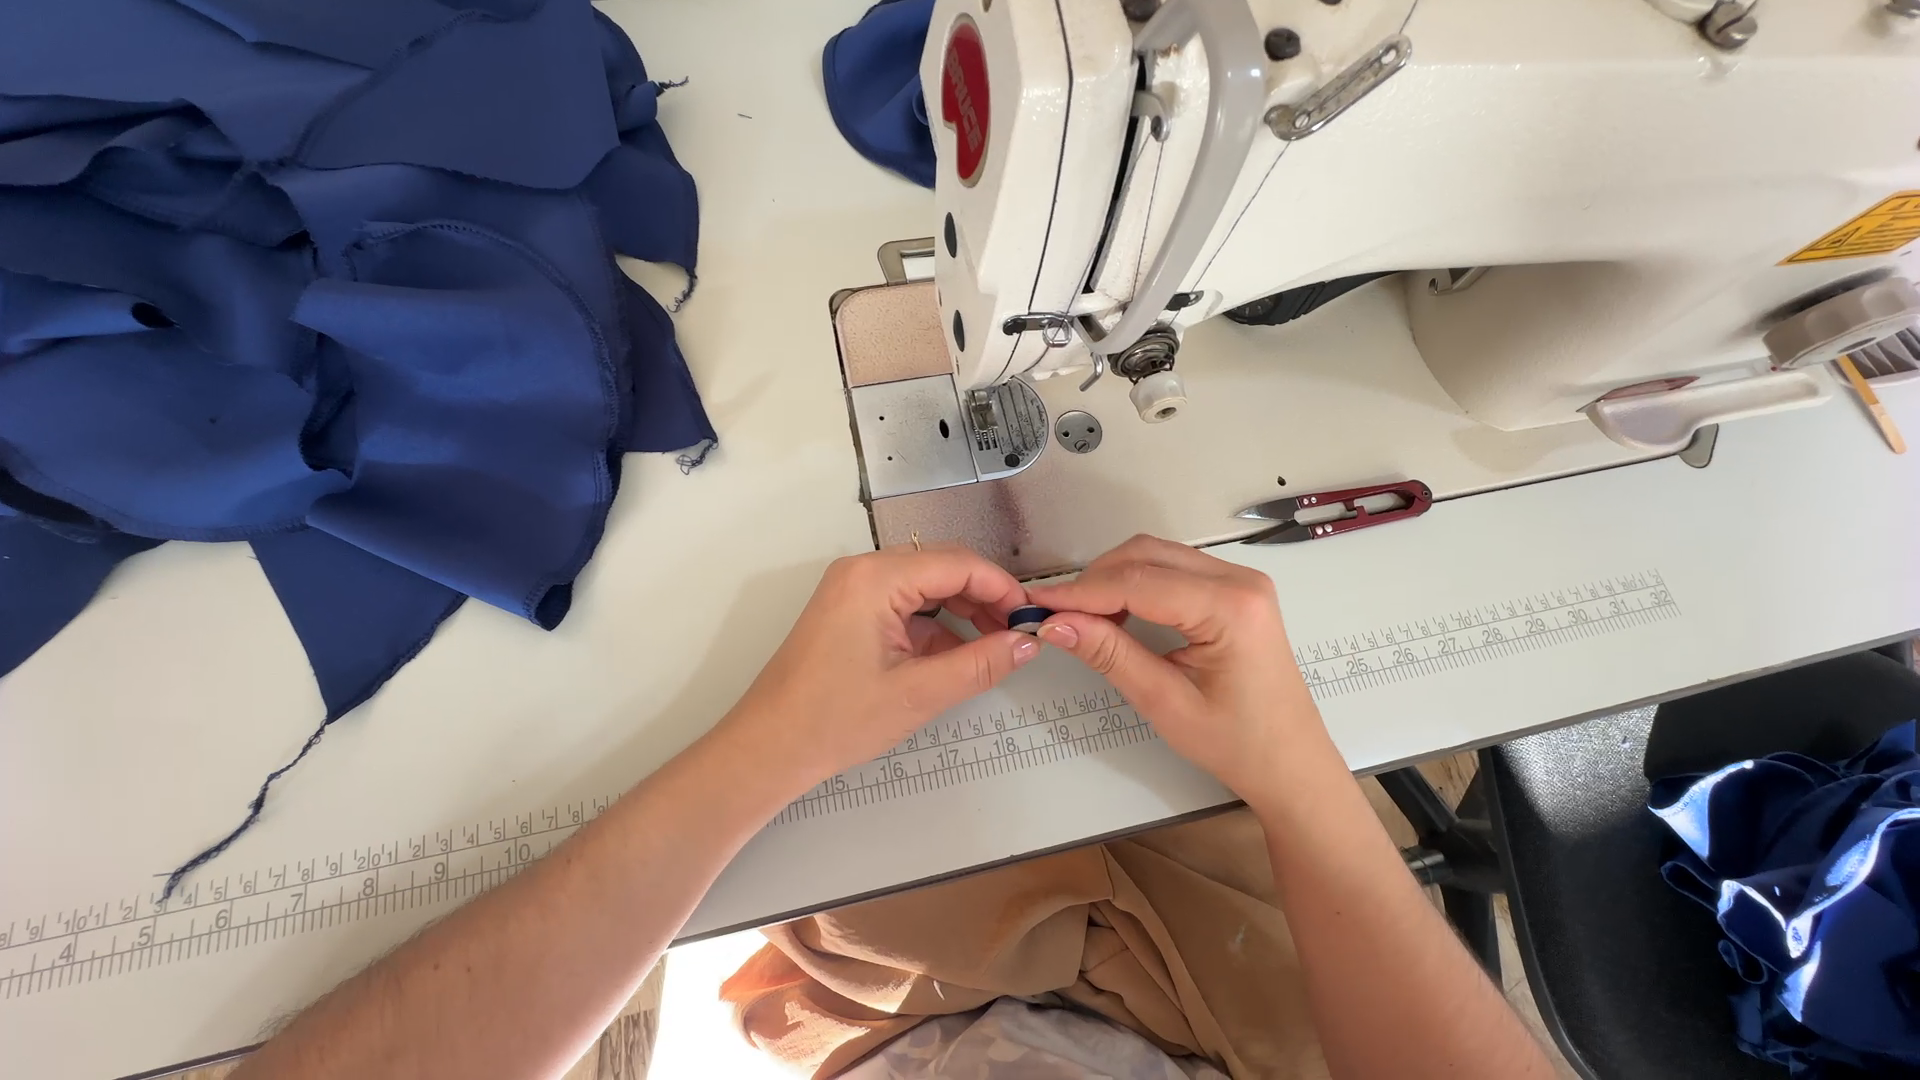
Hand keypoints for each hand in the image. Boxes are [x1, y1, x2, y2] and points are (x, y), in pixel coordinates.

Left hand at [715, 546, 1039, 792]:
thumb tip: (1028, 643)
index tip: (1030, 618)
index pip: (958, 563)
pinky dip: (936, 624)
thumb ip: (980, 664)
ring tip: (994, 645)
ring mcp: (854, 588)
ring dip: (962, 609)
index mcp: (876, 578)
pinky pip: (905, 603)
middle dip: (984, 596)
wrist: (770, 747)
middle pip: (942, 566)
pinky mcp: (851, 610)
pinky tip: (957, 654)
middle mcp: (864, 570)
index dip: (1001, 587)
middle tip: (1017, 633)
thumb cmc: (836, 720)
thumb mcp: (918, 694)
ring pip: (926, 584)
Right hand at [1026, 535, 1329, 806]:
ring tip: (1082, 618)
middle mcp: (1239, 579)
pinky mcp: (1234, 589)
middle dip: (1095, 580)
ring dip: (1113, 579)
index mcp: (1230, 607)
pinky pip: (1172, 568)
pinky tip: (1116, 613)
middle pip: (1146, 555)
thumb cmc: (1235, 743)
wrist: (1289, 763)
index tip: (1036, 605)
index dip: (1081, 591)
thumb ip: (1110, 654)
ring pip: (1156, 555)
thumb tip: (1055, 624)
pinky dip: (1135, 583)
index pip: (1138, 582)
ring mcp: (1240, 579)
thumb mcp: (1165, 702)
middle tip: (1058, 616)